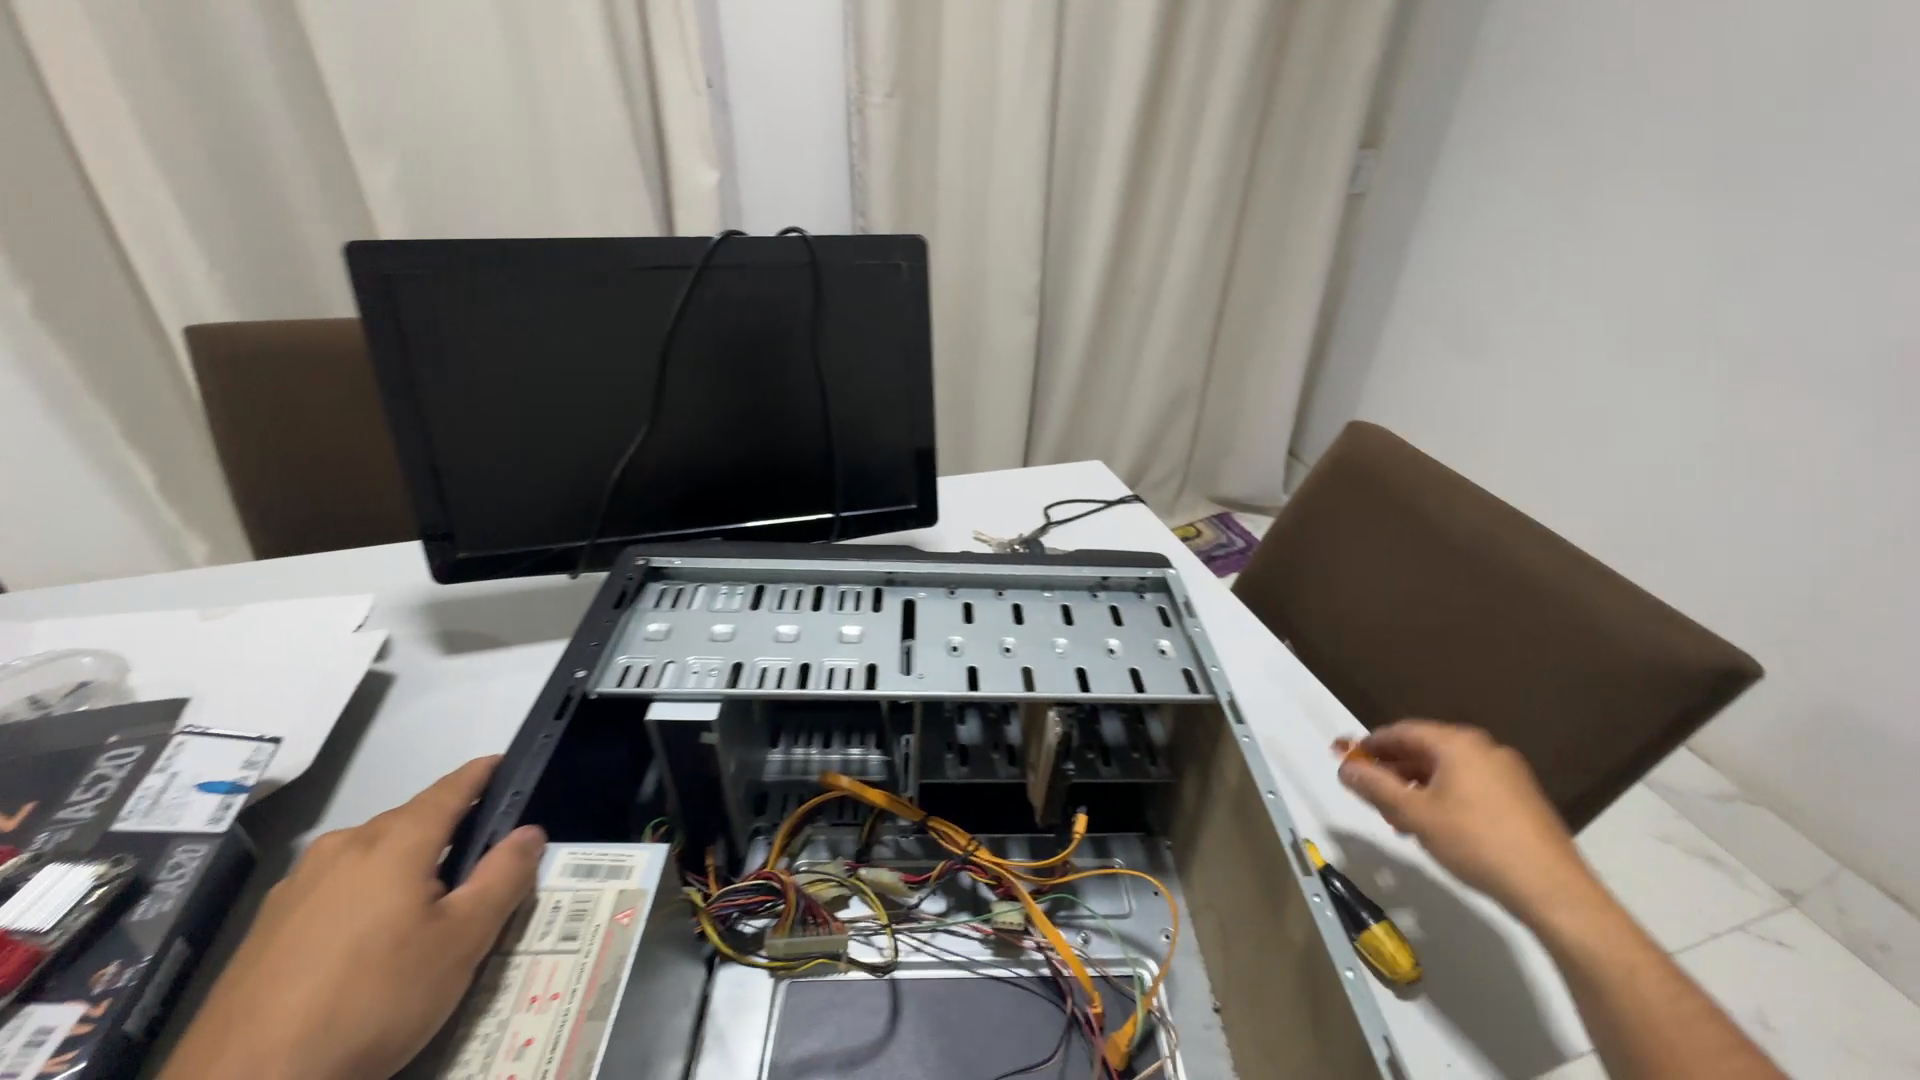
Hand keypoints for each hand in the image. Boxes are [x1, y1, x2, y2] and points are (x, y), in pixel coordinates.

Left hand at [161, 757, 545, 1079]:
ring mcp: (296, 886)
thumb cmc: (374, 1000)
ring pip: (370, 857)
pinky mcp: (266, 927)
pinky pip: (335, 890)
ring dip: (405, 866)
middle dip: (448, 831)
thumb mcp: (462, 942)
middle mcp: (343, 848)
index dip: (482, 774)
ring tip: (427, 911)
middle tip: (481, 865)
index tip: (504, 765)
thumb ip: (503, 878)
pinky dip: (366, 896)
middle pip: (410, 822)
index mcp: (395, 842)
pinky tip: (370, 945)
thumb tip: (529, 831)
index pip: (450, 789)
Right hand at [1335, 720, 1594, 920]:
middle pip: (1425, 749)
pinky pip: (1469, 786)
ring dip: (1415, 787)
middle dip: (1392, 769)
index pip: (1402, 731)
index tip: (1346, 758)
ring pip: (1447, 771)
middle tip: (1367, 790)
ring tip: (1395, 815)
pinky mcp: (1520, 799)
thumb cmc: (1475, 841)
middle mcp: (1484, 749)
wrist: (1551, 888)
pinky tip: (1432, 826)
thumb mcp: (1414, 814)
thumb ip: (1374, 786)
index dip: (1370, 744)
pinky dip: (1442, 797)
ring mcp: (1507, 774)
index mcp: (1458, 743)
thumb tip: (1345, 768)